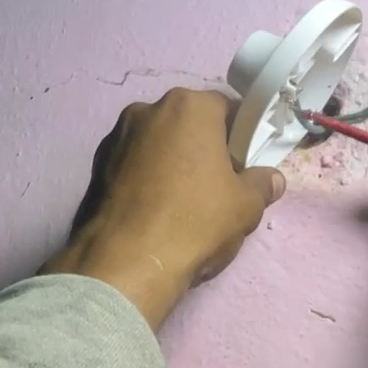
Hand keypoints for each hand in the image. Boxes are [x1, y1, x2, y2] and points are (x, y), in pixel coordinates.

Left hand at [43, 89, 284, 330]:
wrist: (126, 260)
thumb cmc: (194, 221)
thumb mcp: (245, 206)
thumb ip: (261, 184)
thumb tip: (271, 178)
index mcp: (189, 106)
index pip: (225, 107)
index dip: (240, 133)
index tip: (245, 161)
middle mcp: (149, 109)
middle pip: (187, 121)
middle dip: (203, 145)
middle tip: (217, 182)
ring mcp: (118, 134)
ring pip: (157, 141)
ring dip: (171, 159)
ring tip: (181, 200)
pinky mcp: (96, 162)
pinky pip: (133, 161)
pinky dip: (145, 175)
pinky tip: (153, 208)